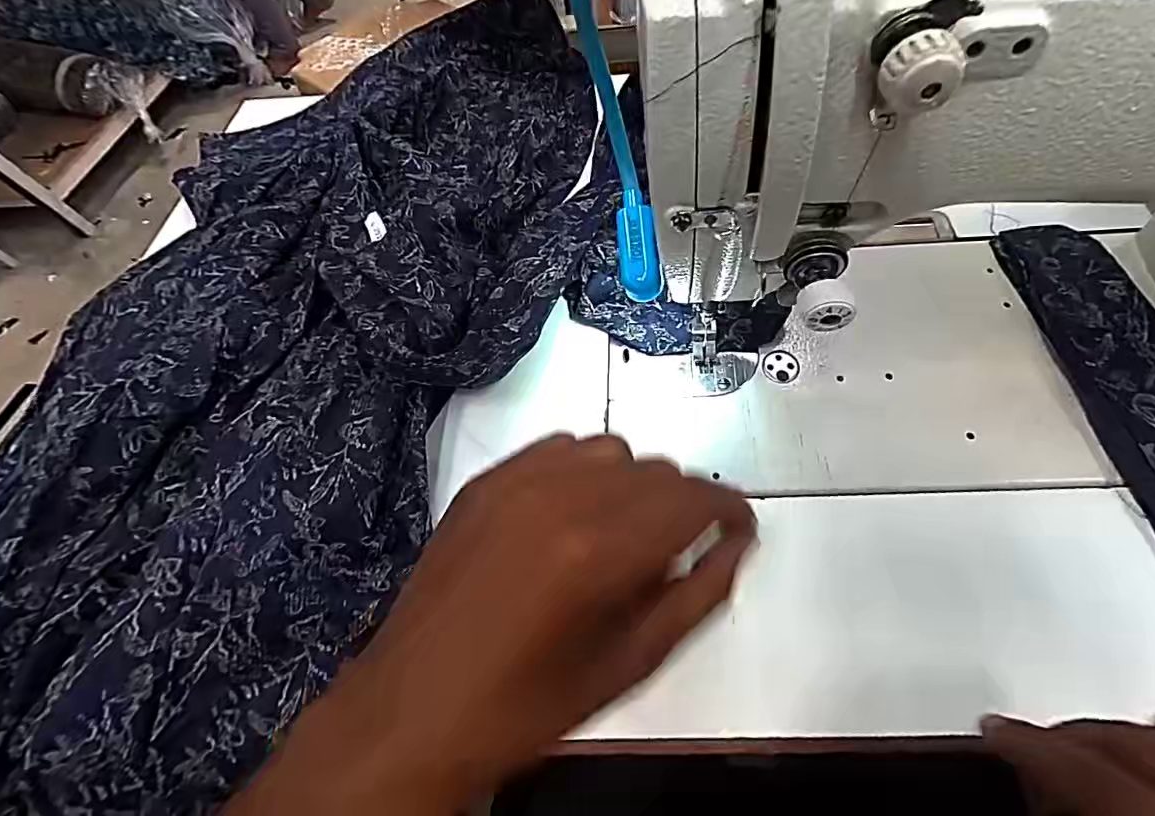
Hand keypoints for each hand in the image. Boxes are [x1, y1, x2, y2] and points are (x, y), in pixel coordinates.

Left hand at [225, 434, 756, 815]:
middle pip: (658, 470)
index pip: (694, 499)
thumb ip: (698, 595)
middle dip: (685, 502)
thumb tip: (735, 545)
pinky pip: (560, 446)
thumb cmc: (527, 703)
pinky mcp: (488, 479)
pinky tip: (575, 508)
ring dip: (634, 482)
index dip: (729, 507)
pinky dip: (584, 469)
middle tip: (680, 543)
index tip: (738, 522)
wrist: (416, 708)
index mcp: (601, 551)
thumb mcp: (631, 664)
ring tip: (623, 528)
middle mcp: (562, 498)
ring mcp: (517, 481)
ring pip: (613, 449)